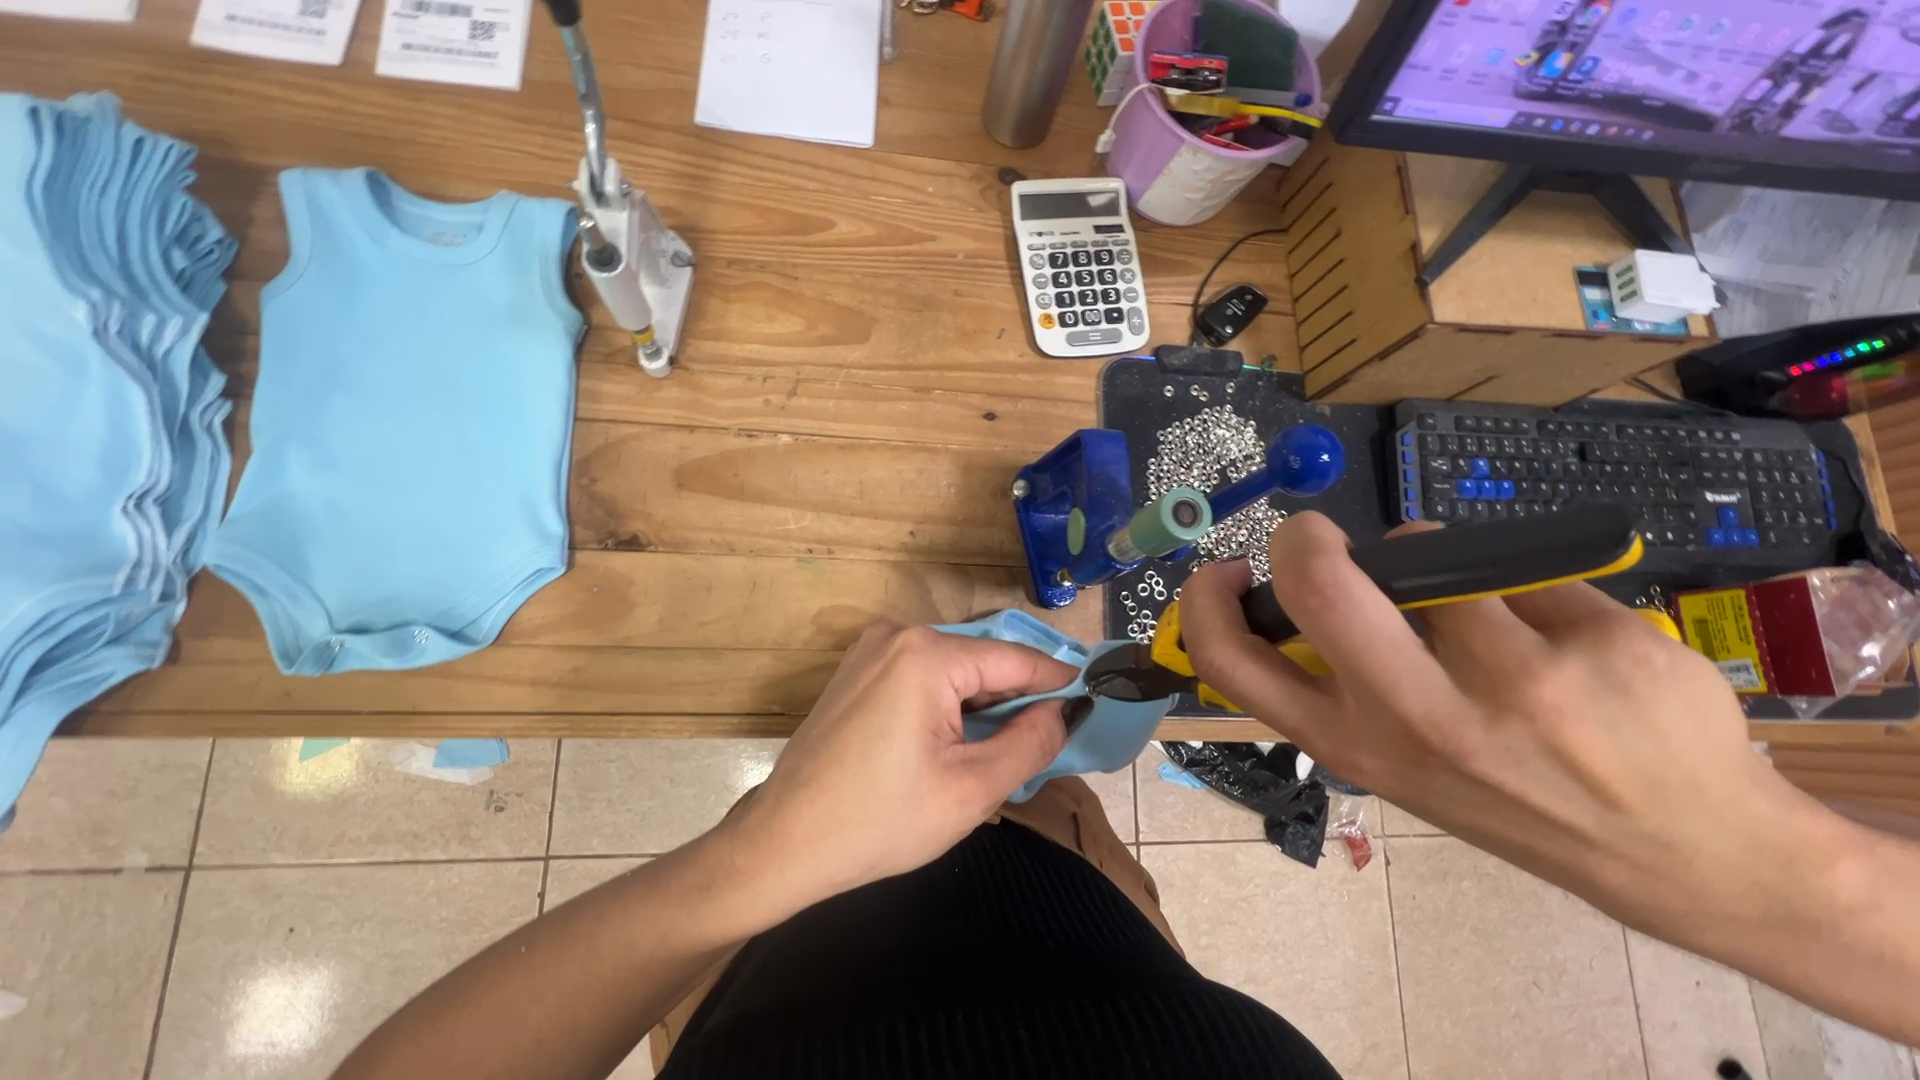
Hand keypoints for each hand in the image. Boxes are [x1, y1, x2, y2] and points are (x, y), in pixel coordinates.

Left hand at [729, 621, 1074, 905]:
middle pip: (983, 660)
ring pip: (954, 669)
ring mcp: (871, 649)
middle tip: (1050, 739)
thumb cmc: (880, 820)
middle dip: (1017, 698)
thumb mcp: (972, 790)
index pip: (1015, 660)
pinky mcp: (858, 671)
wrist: (784, 842)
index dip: (1059, 682)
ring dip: (983, 704)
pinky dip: (949, 703)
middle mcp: (898, 634)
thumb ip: (1030, 743)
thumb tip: (1065, 712)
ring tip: (1006, 748)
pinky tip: (958, 742)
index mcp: (927, 654)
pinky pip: (922, 675)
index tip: (1094, 700)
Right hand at [1178, 512, 1835, 946]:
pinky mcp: (1593, 643)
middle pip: (1318, 582)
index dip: (1205, 600)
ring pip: (1433, 559)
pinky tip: (1567, 639)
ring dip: (1443, 565)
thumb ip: (1347, 683)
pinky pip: (1524, 569)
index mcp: (1356, 746)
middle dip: (1307, 540)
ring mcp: (1512, 682)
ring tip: (1488, 615)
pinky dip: (1528, 585)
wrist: (1688, 856)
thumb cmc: (1513, 797)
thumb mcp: (1403, 765)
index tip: (1228, 571)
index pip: (1233, 663)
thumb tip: (1322, 579)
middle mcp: (1418, 718)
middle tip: (1326, 541)